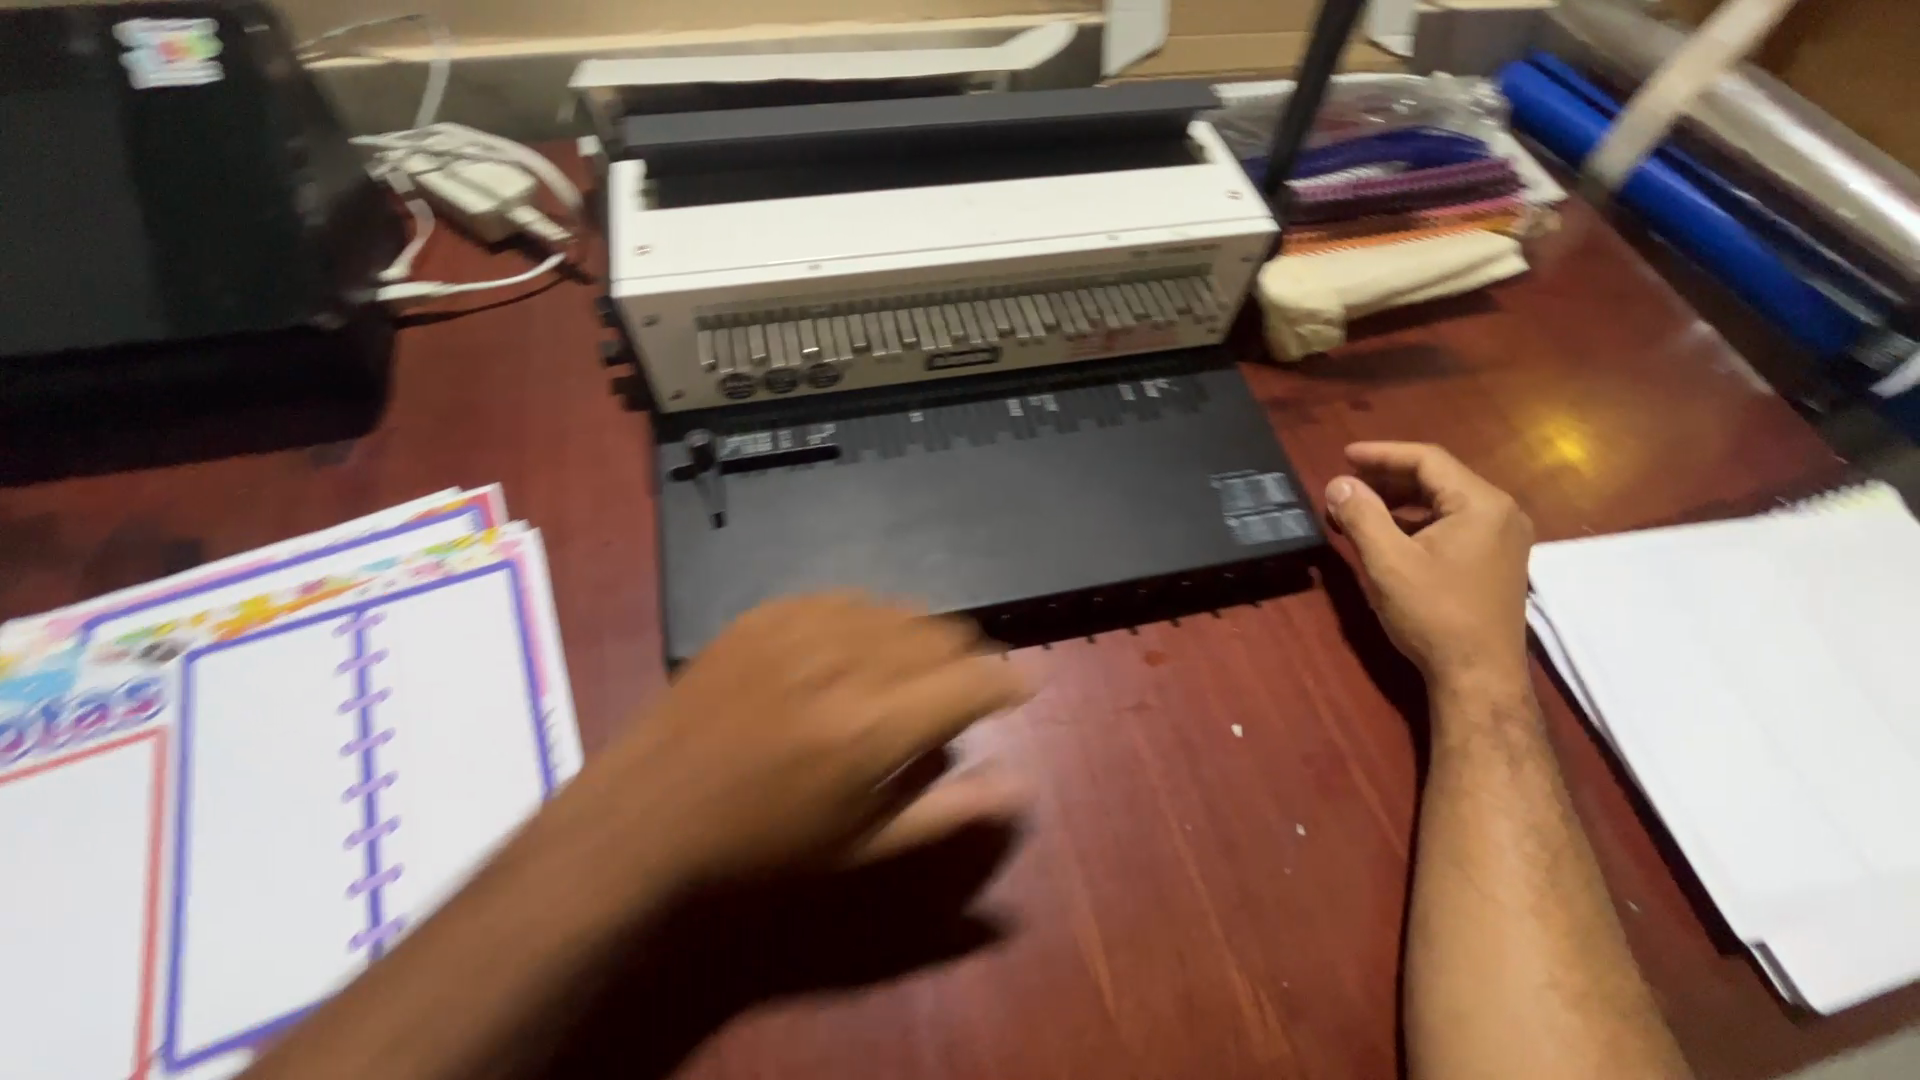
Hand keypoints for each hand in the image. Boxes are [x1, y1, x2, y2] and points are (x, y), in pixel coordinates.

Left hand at [587, 593, 1030, 891]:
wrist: (651, 811)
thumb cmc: (763, 843)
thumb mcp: (862, 847)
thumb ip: (948, 812)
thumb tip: (1021, 786)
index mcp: (874, 728)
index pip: (971, 682)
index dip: (1008, 681)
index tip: (1025, 685)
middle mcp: (845, 662)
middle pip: (942, 635)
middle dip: (966, 660)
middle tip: (961, 690)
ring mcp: (802, 627)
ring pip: (899, 611)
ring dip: (923, 638)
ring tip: (913, 671)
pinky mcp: (769, 611)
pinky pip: (847, 597)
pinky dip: (871, 621)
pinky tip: (859, 647)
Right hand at [1323, 442, 1533, 690]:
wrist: (1478, 675)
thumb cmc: (1434, 614)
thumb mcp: (1388, 563)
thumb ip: (1361, 516)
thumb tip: (1339, 484)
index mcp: (1480, 504)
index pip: (1427, 460)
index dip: (1382, 454)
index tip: (1344, 455)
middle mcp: (1500, 512)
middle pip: (1438, 478)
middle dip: (1387, 478)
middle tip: (1346, 483)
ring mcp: (1502, 538)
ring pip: (1443, 502)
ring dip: (1399, 501)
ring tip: (1357, 508)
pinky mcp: (1495, 560)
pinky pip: (1452, 524)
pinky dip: (1416, 522)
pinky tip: (1386, 535)